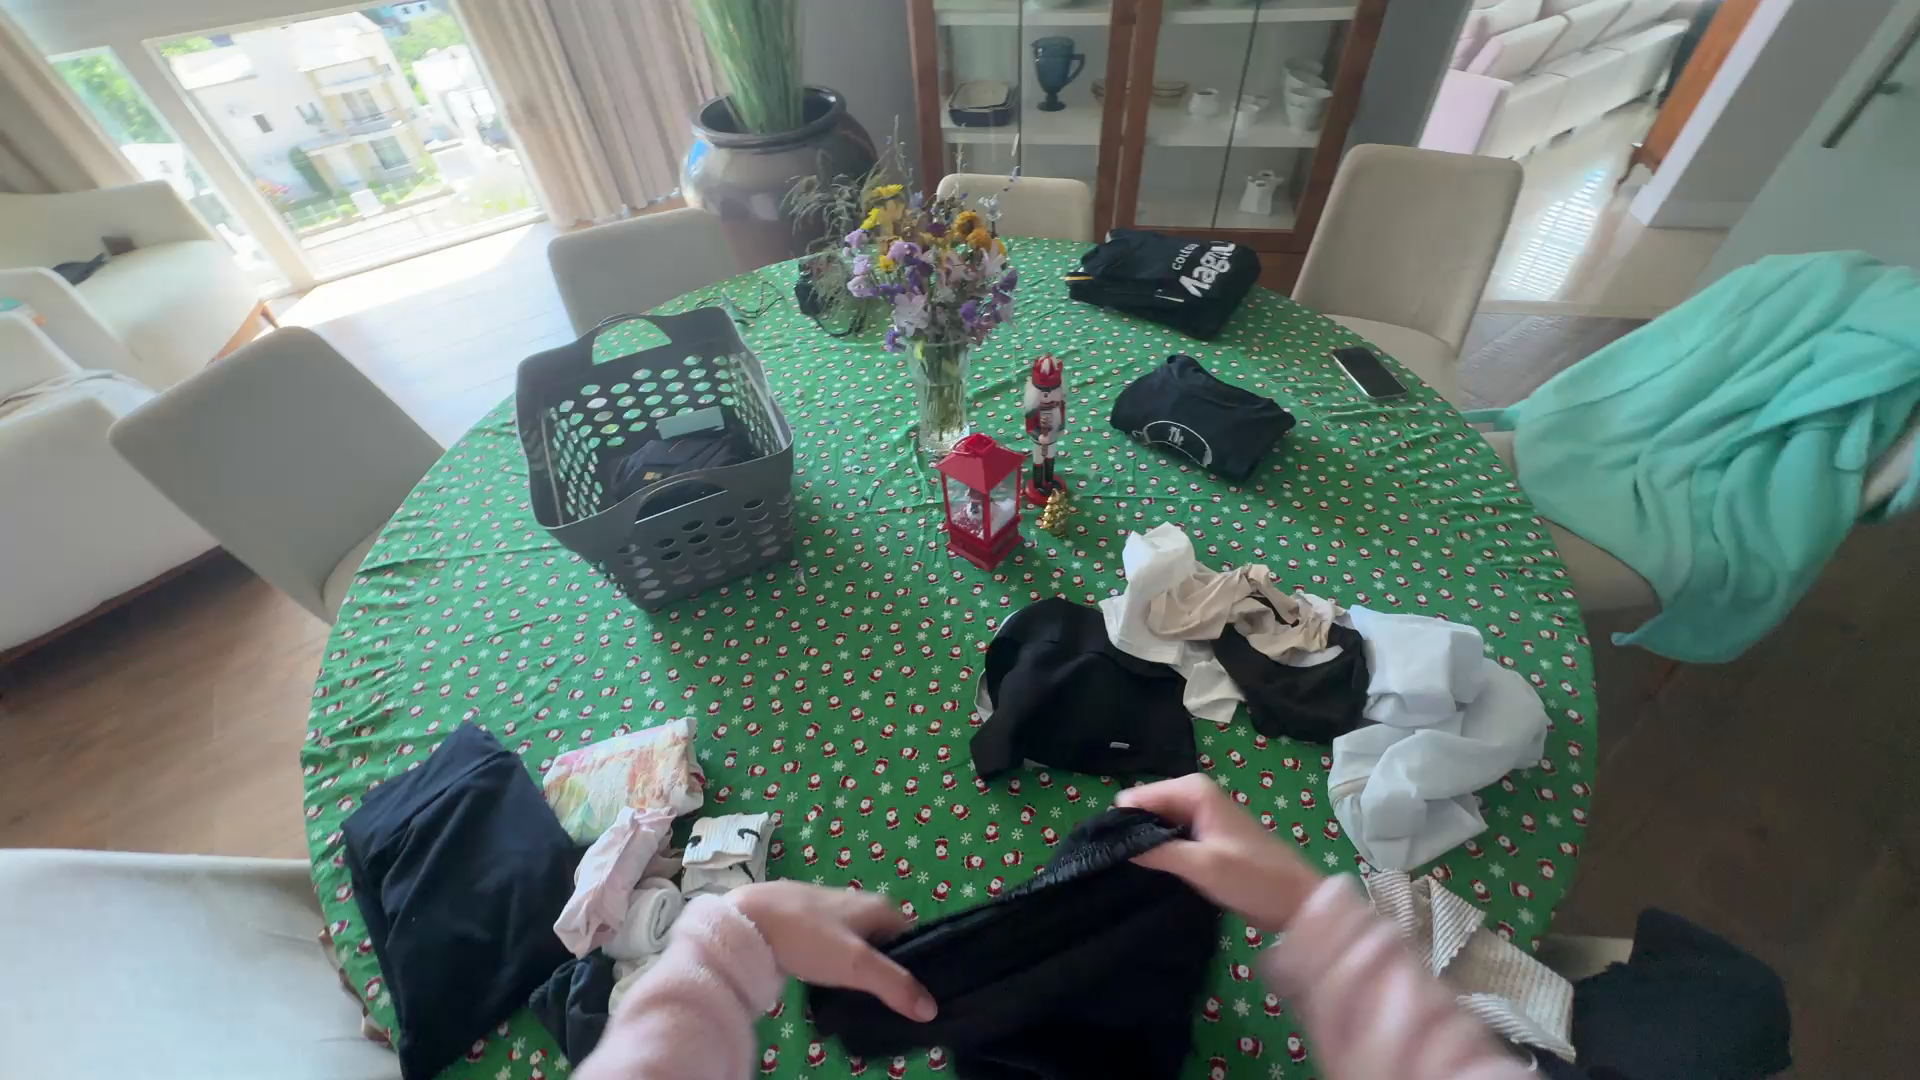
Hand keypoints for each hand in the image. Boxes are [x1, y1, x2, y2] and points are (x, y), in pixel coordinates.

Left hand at [732, 880, 936, 1022]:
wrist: (752, 921)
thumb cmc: (809, 937)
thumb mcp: (856, 964)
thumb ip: (894, 985)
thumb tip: (932, 1008)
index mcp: (881, 906)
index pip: (914, 939)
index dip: (917, 969)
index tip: (914, 1001)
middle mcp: (862, 905)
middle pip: (888, 945)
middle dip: (888, 974)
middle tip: (887, 1008)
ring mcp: (835, 914)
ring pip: (862, 949)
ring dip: (863, 974)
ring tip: (860, 1004)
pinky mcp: (812, 926)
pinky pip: (839, 951)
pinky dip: (840, 969)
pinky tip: (833, 989)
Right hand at [1116, 773, 1322, 931]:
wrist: (1300, 902)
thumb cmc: (1255, 878)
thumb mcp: (1203, 866)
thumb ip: (1158, 851)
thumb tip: (1115, 844)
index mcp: (1192, 789)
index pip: (1136, 797)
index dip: (1122, 822)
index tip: (1111, 851)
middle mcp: (1193, 793)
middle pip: (1144, 807)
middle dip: (1133, 832)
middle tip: (1123, 864)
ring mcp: (1199, 812)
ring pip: (1155, 822)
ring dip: (1146, 843)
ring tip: (1136, 869)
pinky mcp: (1203, 833)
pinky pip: (1169, 833)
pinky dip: (1161, 849)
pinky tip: (1156, 869)